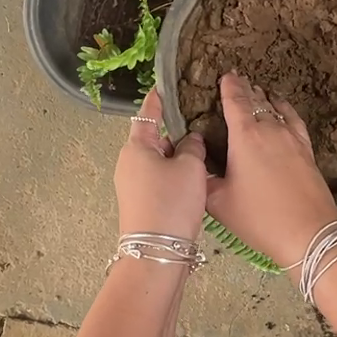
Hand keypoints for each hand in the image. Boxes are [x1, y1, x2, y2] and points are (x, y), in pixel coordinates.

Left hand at [117, 90, 209, 240]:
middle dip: (177, 131)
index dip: (159, 98)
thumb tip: (192, 140)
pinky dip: (178, 174)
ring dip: (180, 156)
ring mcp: (134, 184)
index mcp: (136, 146)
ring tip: (206, 150)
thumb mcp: (190, 167)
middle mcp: (130, 163)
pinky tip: (197, 177)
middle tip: (202, 120)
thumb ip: (193, 146)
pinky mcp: (143, 202)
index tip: (165, 85)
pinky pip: (162, 179)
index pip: (148, 113)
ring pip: (161, 160)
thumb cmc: (171, 202)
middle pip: (156, 138)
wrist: (157, 252)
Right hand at [205, 72, 336, 267]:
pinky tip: (283, 109)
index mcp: (245, 137)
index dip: (229, 86)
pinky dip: (286, 110)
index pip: (236, 102)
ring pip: (276, 109)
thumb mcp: (219, 203)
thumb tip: (197, 167)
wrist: (308, 233)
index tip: (226, 75)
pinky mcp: (307, 151)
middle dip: (246, 89)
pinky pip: (294, 121)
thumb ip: (204, 180)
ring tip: (258, 91)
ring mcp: (292, 139)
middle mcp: (270, 130)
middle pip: (257, 101)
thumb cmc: (259, 219)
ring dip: (265, 98)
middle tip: (239, 79)